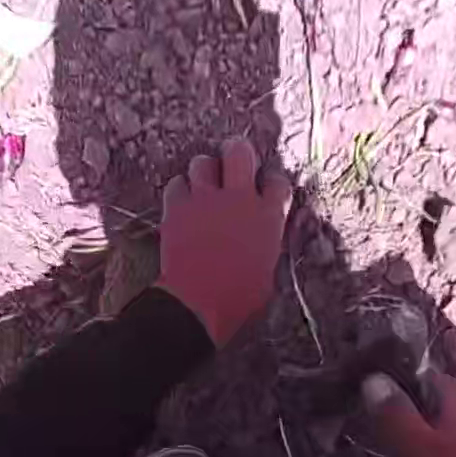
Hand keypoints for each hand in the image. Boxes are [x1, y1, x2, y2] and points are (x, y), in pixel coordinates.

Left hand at [156, 137, 290, 345]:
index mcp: (268, 217)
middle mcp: (239, 199)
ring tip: (205, 187)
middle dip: (237, 155)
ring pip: (202, 162)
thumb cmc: (239, 298)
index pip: (278, 183)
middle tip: (234, 166)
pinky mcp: (177, 207)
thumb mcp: (267, 274)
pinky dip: (181, 190)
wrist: (199, 303)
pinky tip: (184, 203)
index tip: (266, 192)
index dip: (272, 185)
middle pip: (240, 153)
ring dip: (205, 172)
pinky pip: (177, 183)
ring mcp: (206, 200)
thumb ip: (265, 247)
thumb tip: (262, 245)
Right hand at [362, 370, 455, 456]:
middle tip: (384, 428)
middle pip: (430, 394)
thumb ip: (393, 411)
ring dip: (423, 425)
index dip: (393, 386)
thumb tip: (373, 380)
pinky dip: (437, 438)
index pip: (418, 374)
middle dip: (408, 407)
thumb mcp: (412, 444)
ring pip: (441, 414)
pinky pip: (452, 431)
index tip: (373, 405)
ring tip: (402, 445)